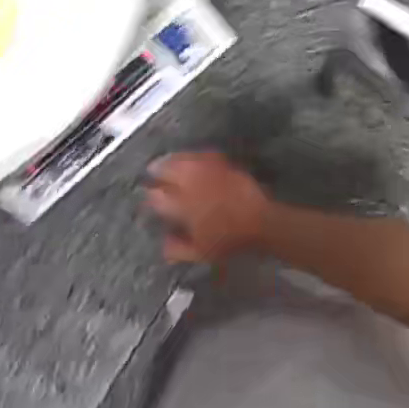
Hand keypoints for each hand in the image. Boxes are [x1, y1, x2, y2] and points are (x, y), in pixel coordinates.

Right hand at [143, 152, 271, 262]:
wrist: (261, 222)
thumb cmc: (229, 240)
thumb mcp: (200, 253)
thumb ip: (178, 249)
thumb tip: (163, 244)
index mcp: (183, 207)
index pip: (158, 198)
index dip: (149, 196)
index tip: (146, 195)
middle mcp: (192, 185)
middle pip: (168, 171)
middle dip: (157, 170)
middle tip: (150, 170)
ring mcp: (208, 173)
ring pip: (184, 159)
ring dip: (172, 159)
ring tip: (165, 160)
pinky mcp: (223, 165)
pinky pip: (203, 155)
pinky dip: (194, 154)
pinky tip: (191, 156)